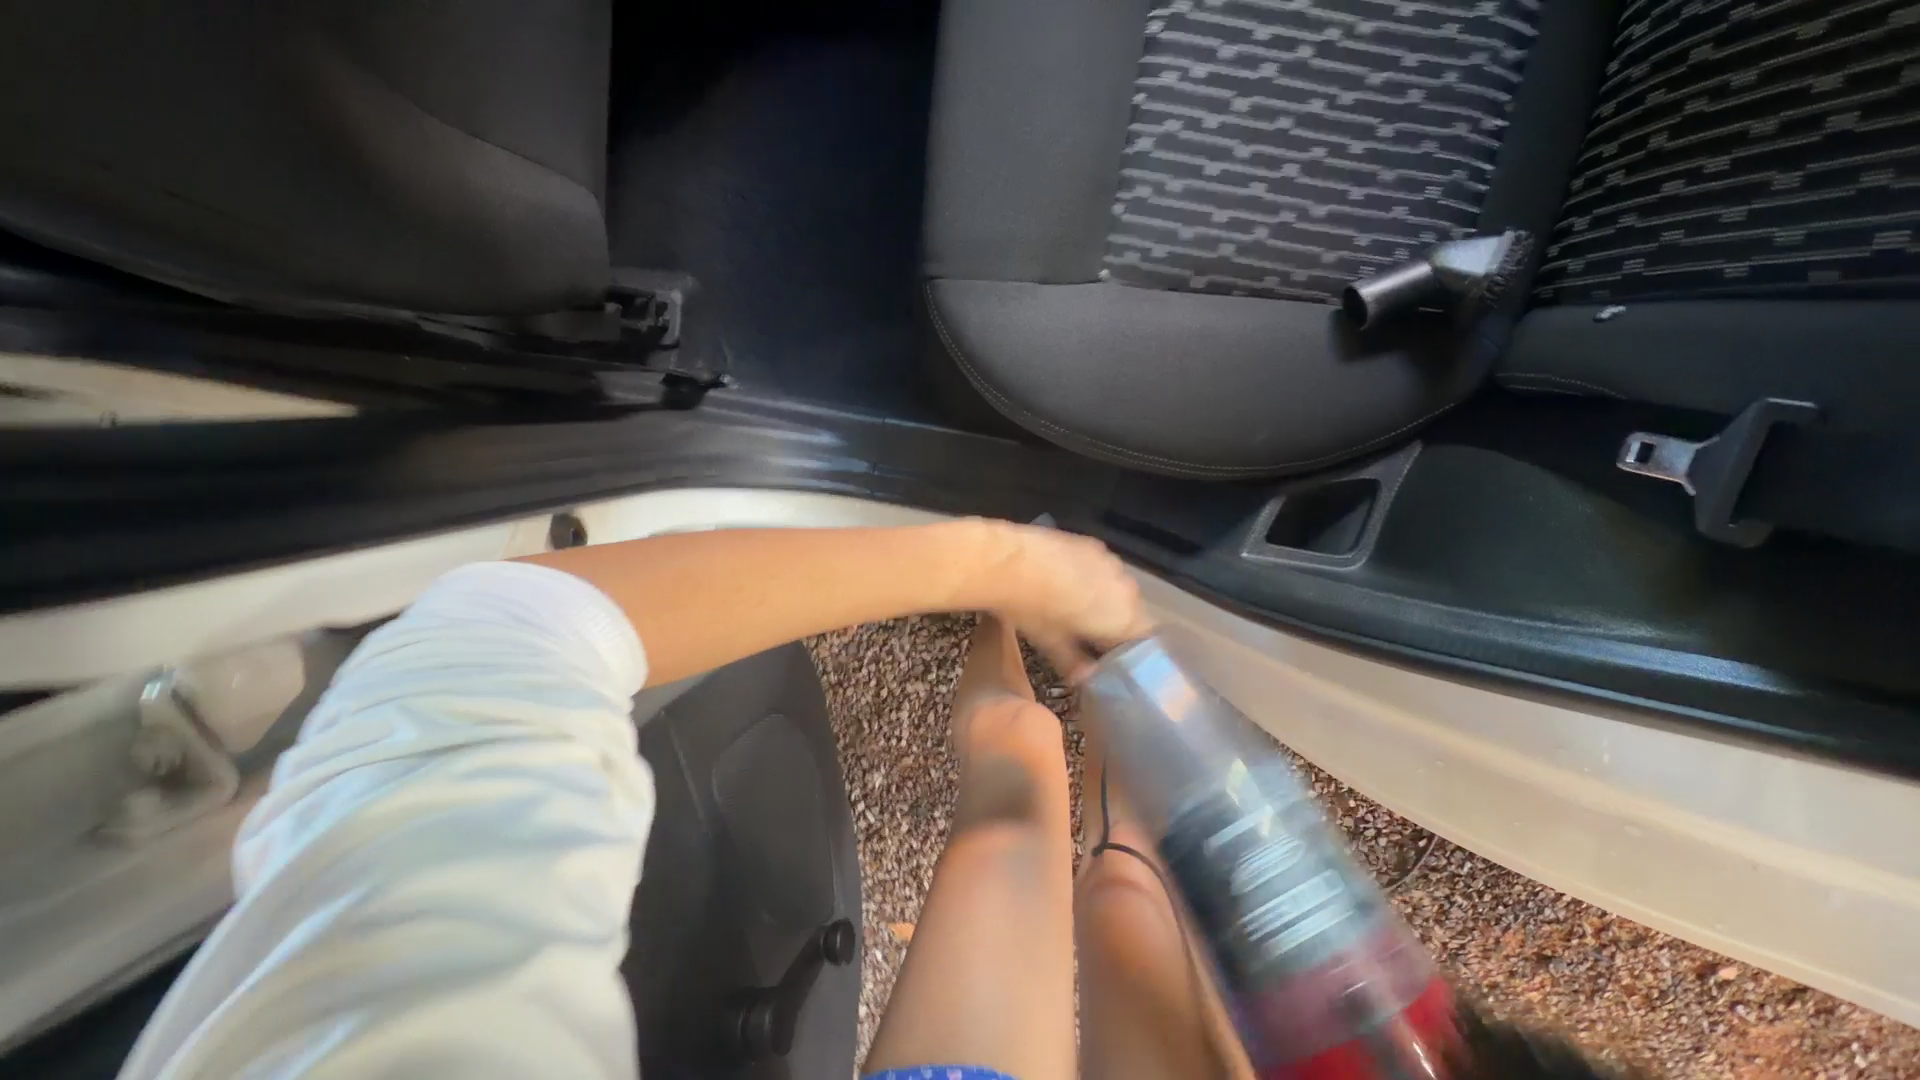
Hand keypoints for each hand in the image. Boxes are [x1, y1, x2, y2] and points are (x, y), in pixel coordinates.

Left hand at [969, 522, 1151, 679]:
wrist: (1010, 561)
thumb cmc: (1034, 609)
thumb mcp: (1052, 643)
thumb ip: (1075, 663)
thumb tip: (1084, 677)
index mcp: (1124, 618)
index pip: (1143, 641)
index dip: (1127, 651)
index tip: (1108, 657)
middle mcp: (1127, 589)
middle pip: (1131, 613)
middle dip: (1114, 624)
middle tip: (1087, 635)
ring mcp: (1112, 563)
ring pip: (1116, 588)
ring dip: (1103, 599)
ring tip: (1074, 606)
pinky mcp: (1094, 545)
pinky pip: (1102, 568)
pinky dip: (1091, 577)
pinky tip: (1066, 581)